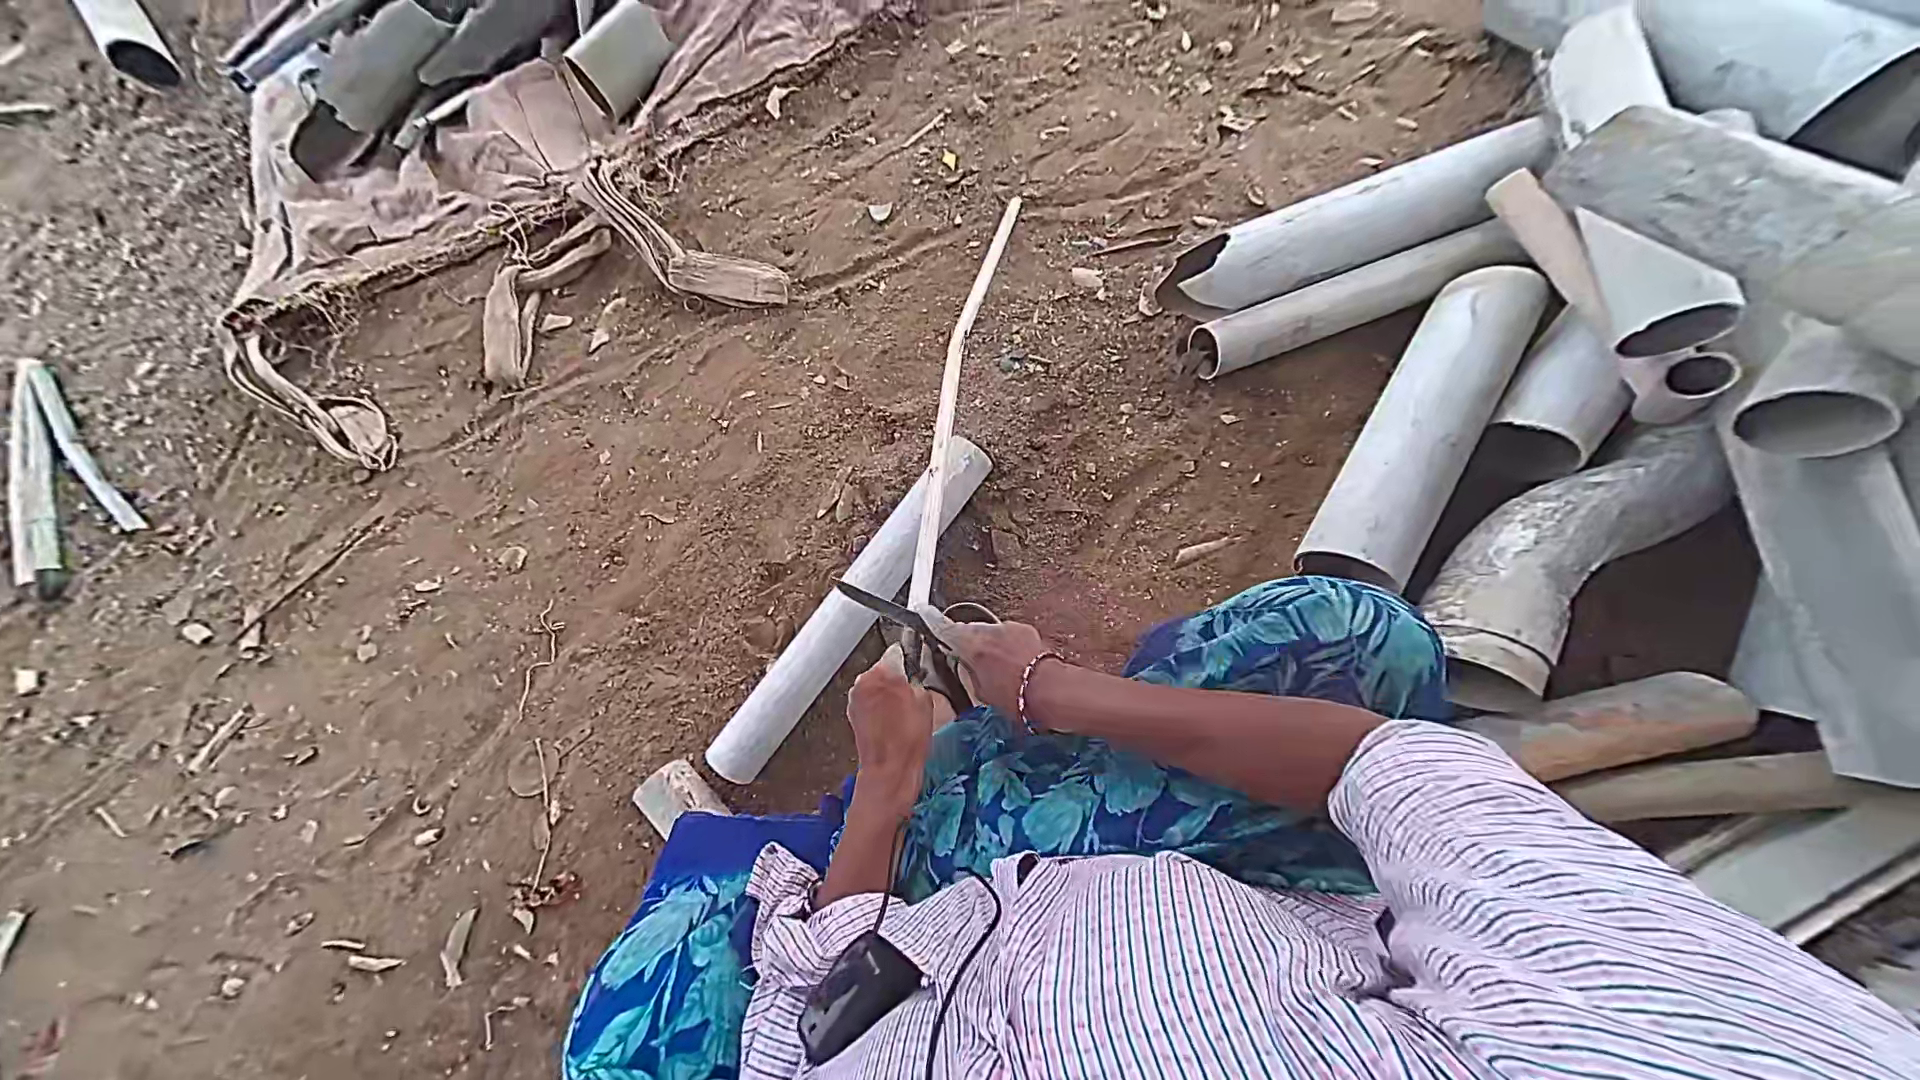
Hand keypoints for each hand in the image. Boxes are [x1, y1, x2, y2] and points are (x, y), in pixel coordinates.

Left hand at [846, 643, 939, 816]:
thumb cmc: (911, 737)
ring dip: (885, 691)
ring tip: (901, 709)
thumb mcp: (926, 702)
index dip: (908, 661)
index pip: (897, 653)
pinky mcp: (852, 712)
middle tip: (910, 693)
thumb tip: (910, 678)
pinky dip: (877, 705)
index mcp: (884, 671)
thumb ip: (916, 681)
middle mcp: (864, 679)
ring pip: (874, 684)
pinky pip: (868, 700)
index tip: (915, 668)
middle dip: (894, 677)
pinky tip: (890, 719)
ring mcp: (855, 696)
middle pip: (882, 668)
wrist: (889, 769)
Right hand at [914, 605, 1055, 715]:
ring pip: (990, 633)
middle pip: (969, 630)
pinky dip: (1007, 646)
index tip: (924, 611)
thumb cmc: (1016, 698)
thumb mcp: (981, 692)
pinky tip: (1014, 664)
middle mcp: (988, 630)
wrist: (1053, 691)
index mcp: (971, 645)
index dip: (932, 620)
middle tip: (971, 663)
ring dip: (989, 645)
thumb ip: (969, 672)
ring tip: (998, 669)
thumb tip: (967, 664)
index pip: (944, 628)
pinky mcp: (1026, 630)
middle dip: (968, 642)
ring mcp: (1009, 627)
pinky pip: (1008, 635)